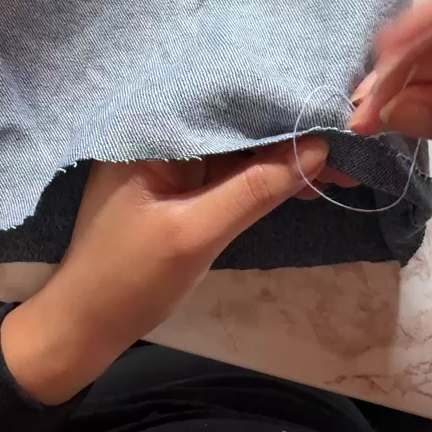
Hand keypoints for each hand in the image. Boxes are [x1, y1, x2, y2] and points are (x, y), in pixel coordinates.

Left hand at [1, 139, 327, 402]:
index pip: (226, 103)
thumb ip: (255, 188)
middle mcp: (159, 134)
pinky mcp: (177, 187)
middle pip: (235, 125)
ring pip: (237, 150)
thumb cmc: (129, 278)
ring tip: (339, 166)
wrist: (83, 328)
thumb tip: (318, 147)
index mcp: (151, 129)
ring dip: (282, 158)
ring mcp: (168, 162)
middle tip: (347, 143)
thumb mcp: (197, 233)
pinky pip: (228, 173)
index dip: (281, 108)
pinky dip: (262, 179)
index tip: (332, 113)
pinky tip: (301, 182)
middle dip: (289, 135)